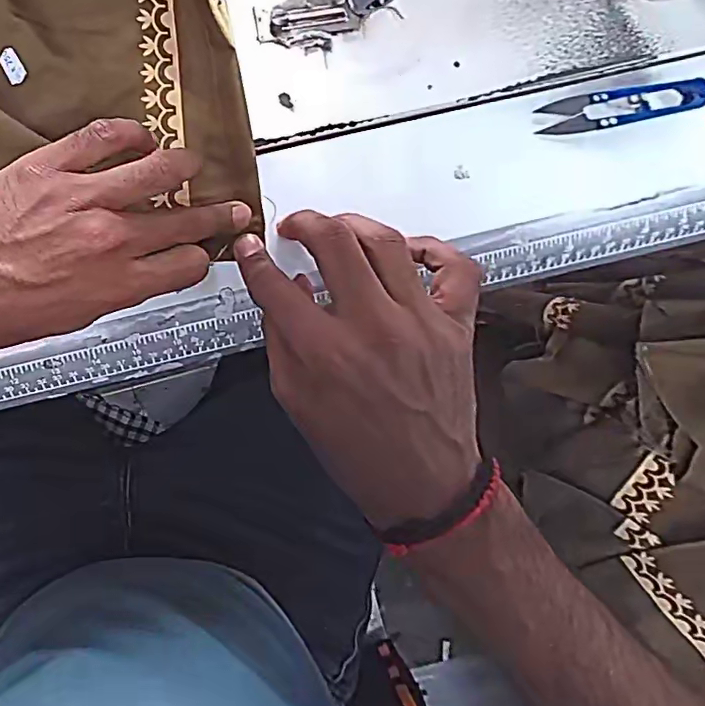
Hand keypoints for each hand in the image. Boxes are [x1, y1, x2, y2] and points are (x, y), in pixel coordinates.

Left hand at [0, 119, 251, 401]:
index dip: (201, 256)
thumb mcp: (69, 318)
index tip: (204, 249)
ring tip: (189, 163)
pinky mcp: (47, 167)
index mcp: (116, 284)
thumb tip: (135, 271)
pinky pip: (104, 138)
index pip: (185, 264)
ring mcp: (80, 198)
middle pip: (184, 219)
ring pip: (158, 170)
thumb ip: (113, 290)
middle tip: (228, 207)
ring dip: (183, 166)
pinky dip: (130, 134)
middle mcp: (108, 239)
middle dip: (215, 214)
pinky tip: (139, 136)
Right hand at [233, 212, 484, 529]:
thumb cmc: (355, 448)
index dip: (254, 258)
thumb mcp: (293, 398)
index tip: (250, 248)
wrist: (422, 482)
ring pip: (386, 243)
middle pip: (334, 243)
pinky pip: (455, 267)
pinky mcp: (454, 326)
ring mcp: (419, 323)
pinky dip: (432, 247)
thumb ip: (281, 339)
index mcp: (323, 351)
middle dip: (305, 222)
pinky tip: (408, 249)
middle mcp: (372, 328)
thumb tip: (282, 290)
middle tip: (295, 226)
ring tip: (338, 228)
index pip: (274, 283)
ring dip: (353, 224)